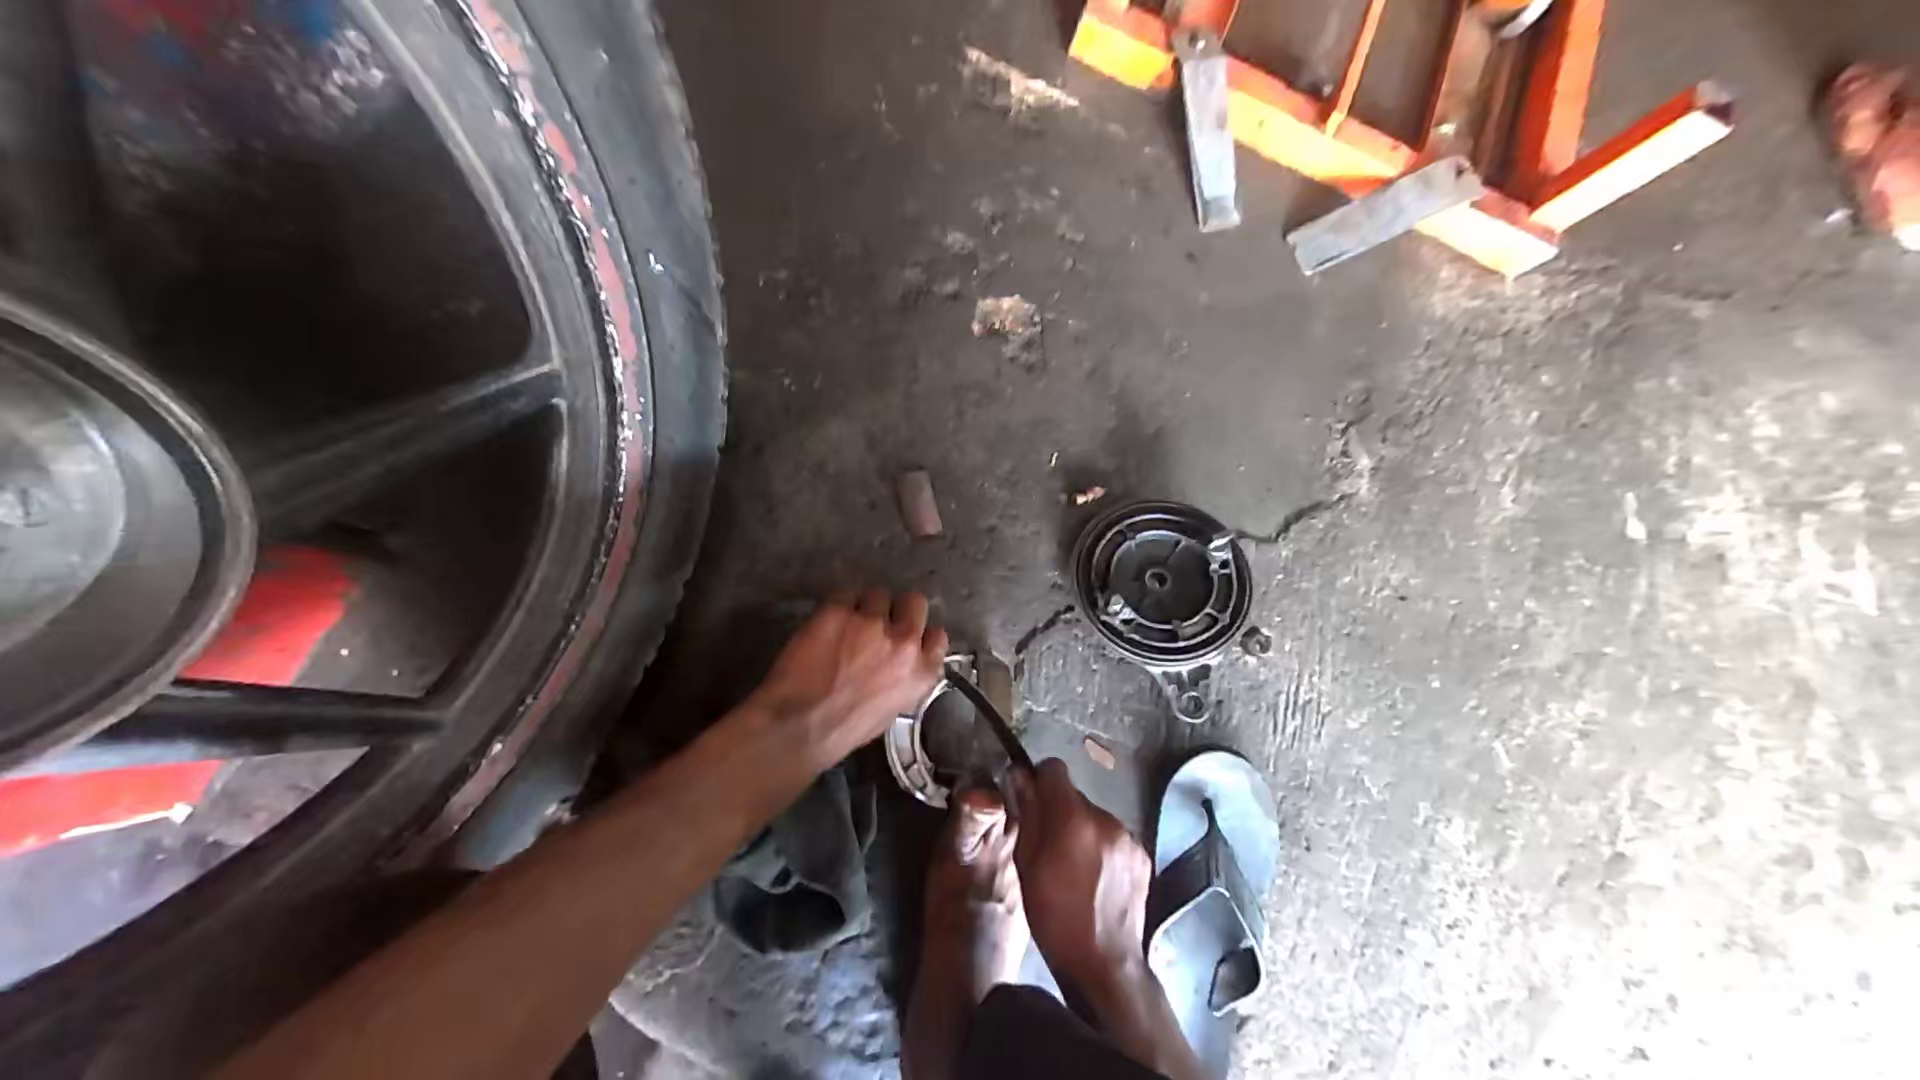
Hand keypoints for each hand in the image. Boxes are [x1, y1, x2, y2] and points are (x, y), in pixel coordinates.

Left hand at [745, 588, 948, 767]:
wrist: (800, 726)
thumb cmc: (845, 729)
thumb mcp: (892, 709)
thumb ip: (904, 677)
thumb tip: (899, 662)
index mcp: (921, 672)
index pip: (937, 635)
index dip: (919, 632)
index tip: (905, 636)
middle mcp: (904, 641)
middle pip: (914, 602)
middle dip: (899, 609)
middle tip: (878, 621)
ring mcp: (871, 622)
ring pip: (878, 594)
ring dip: (866, 605)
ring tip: (847, 623)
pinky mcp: (839, 611)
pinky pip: (844, 594)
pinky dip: (838, 605)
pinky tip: (826, 623)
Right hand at [1010, 759, 1152, 995]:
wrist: (1105, 964)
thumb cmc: (1055, 917)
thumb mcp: (1027, 865)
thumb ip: (1027, 815)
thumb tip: (1020, 777)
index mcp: (1072, 818)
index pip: (1054, 769)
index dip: (1039, 779)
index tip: (1031, 799)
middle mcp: (1104, 817)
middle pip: (1074, 795)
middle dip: (1060, 810)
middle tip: (1050, 844)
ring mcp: (1128, 836)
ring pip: (1094, 816)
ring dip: (1082, 829)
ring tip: (1074, 866)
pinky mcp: (1142, 853)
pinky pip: (1114, 836)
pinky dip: (1102, 846)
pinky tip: (1095, 876)